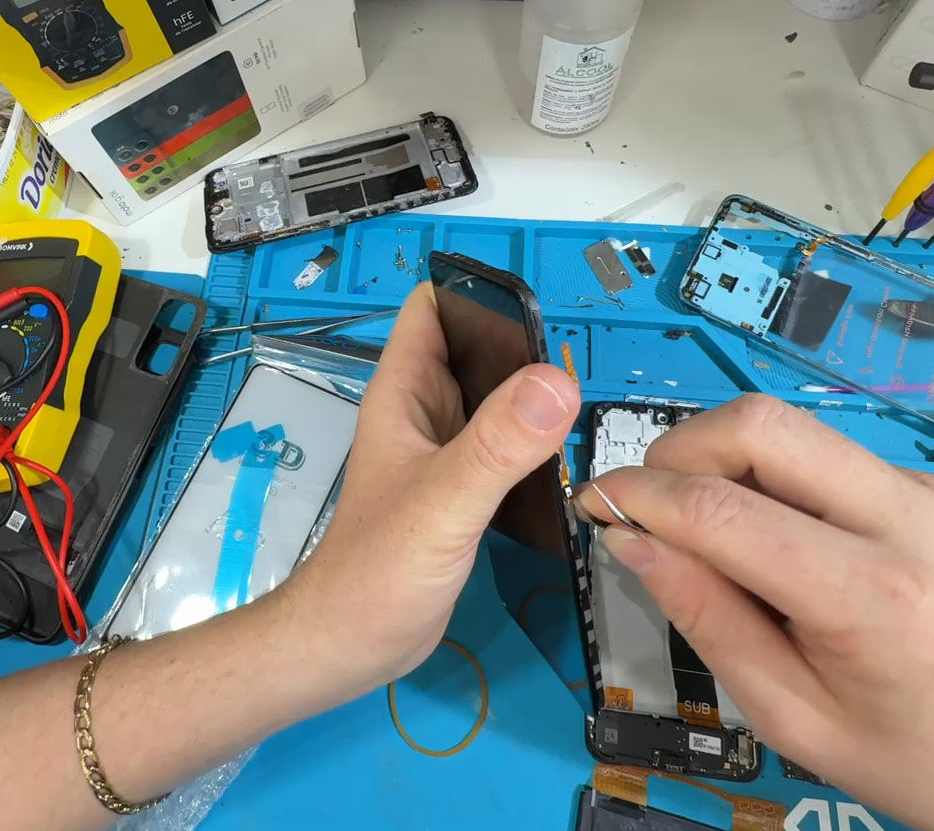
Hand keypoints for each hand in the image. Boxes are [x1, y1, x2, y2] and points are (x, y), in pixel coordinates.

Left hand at [278, 284, 578, 697]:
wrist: (356, 641)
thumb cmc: (382, 566)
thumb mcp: (444, 500)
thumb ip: (497, 445)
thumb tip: (558, 380)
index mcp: (404, 392)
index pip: (432, 309)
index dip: (475, 292)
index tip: (534, 306)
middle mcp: (422, 410)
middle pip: (472, 348)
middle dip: (518, 345)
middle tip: (575, 368)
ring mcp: (441, 446)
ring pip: (489, 395)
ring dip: (527, 393)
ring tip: (578, 406)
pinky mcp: (458, 483)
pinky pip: (498, 440)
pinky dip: (527, 437)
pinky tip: (561, 453)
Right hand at [574, 395, 933, 830]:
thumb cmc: (910, 757)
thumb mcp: (785, 713)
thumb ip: (700, 615)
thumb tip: (625, 538)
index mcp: (877, 600)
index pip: (723, 512)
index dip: (639, 495)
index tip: (594, 503)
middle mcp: (909, 518)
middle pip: (758, 424)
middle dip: (677, 449)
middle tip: (647, 502)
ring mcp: (924, 488)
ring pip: (780, 424)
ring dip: (713, 456)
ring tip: (698, 520)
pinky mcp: (922, 480)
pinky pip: (809, 448)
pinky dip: (757, 472)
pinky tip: (762, 529)